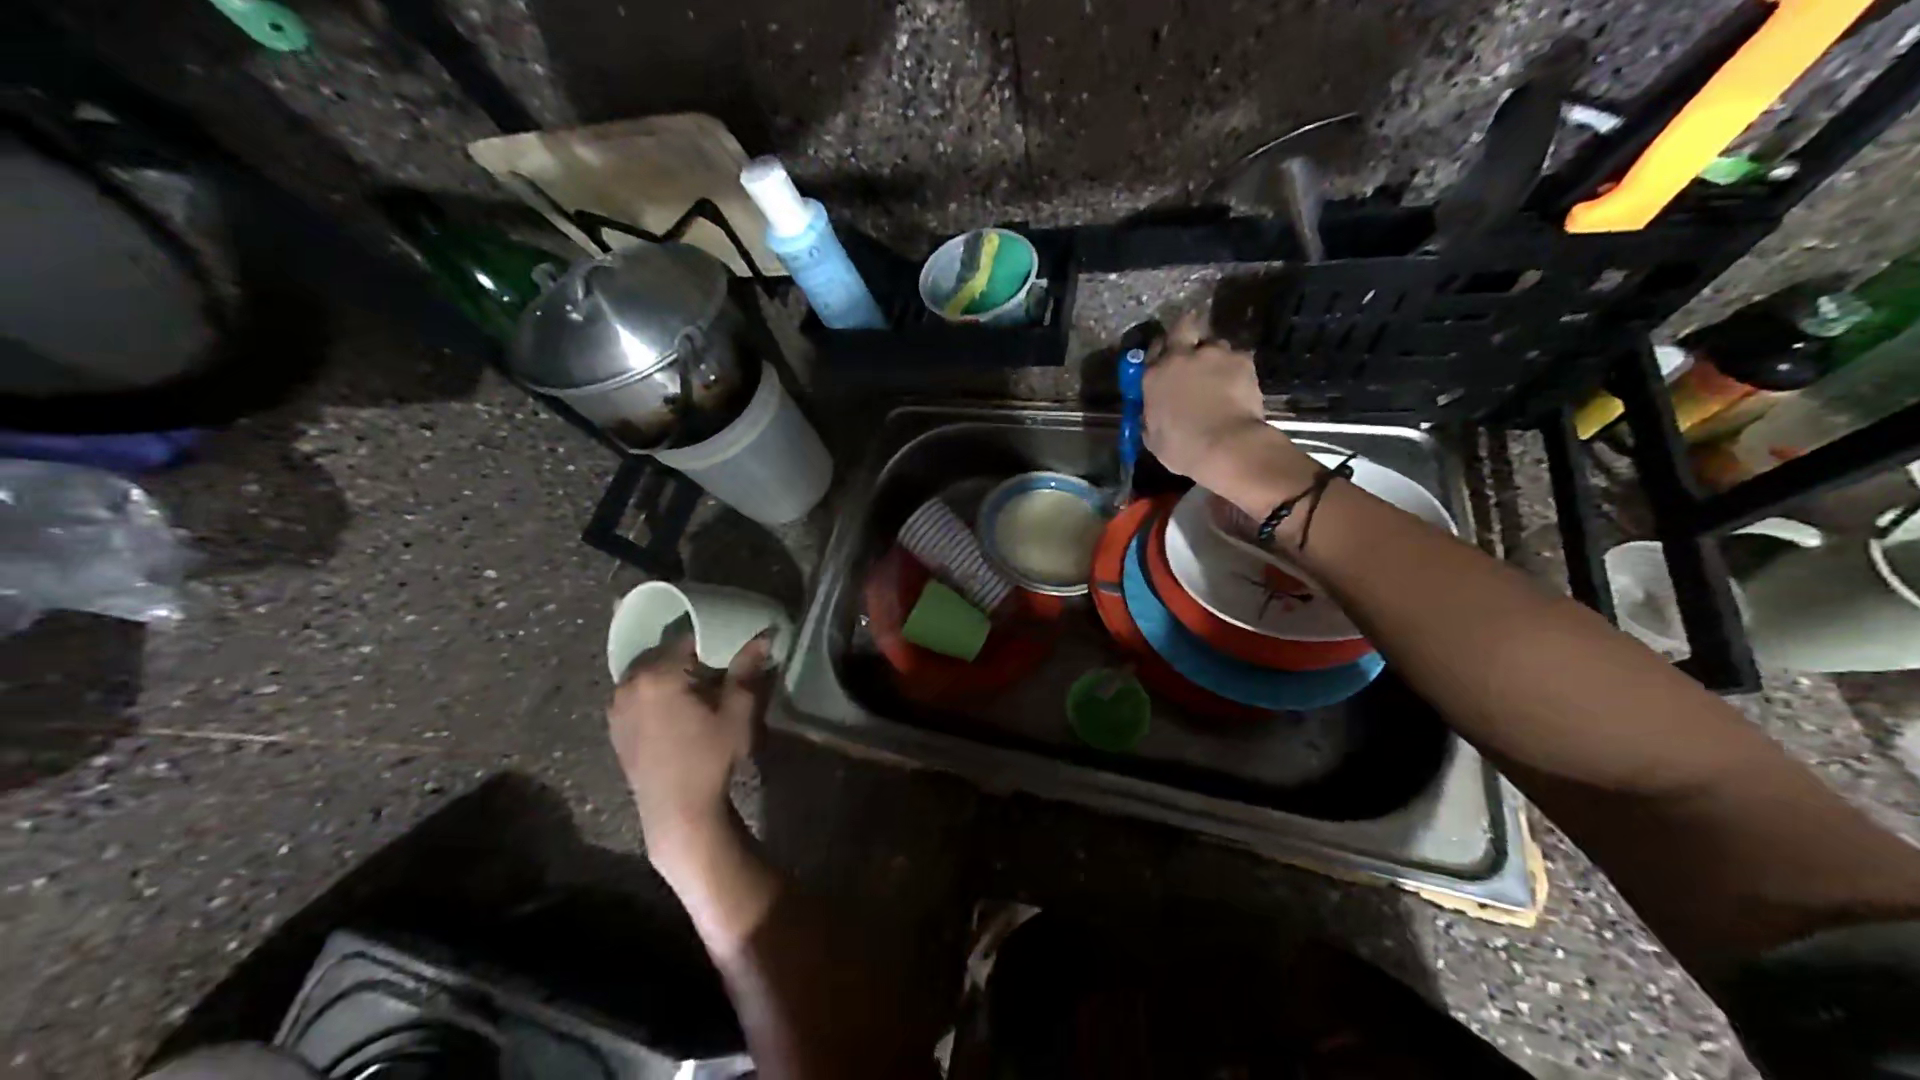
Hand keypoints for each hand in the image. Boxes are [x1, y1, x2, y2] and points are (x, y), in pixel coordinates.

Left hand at [608, 632, 770, 853]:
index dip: (713, 639)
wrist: (676, 812)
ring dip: (671, 673)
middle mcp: (629, 683)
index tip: (731, 646)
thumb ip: (746, 670)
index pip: (688, 638)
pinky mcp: (615, 725)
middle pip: (665, 653)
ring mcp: (617, 705)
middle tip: (717, 666)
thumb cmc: (710, 758)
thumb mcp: (737, 713)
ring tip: (697, 686)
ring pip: (648, 672)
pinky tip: (675, 707)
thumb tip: (763, 636)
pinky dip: (655, 691)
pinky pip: (636, 693)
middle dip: (691, 655)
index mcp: (658, 674)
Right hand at [1143, 313, 1315, 511]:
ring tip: (1220, 375)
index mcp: (1155, 375)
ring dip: (1214, 356)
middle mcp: (1182, 356)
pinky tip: (1239, 386)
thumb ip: (1151, 416)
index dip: (1160, 352)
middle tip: (1193, 348)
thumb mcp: (1153, 437)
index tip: (1165, 360)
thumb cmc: (1182, 447)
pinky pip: (1238, 358)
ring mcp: (1214, 354)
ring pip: (1214, 344)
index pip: (1153, 349)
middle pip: (1184, 326)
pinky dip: (1237, 369)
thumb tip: (1153, 413)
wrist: (1225, 445)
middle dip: (1187, 331)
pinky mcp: (1242, 360)